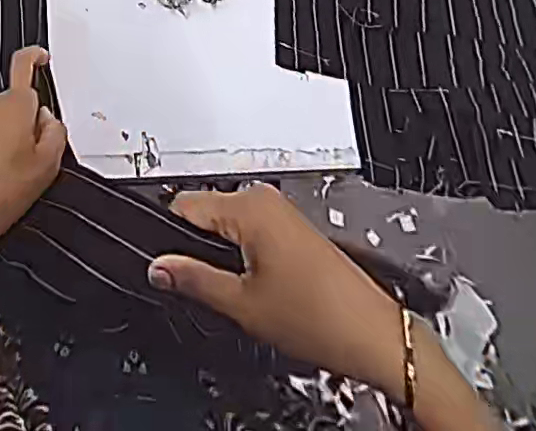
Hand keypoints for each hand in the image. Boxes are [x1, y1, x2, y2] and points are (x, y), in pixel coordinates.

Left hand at [0, 47, 67, 251]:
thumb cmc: (5, 189)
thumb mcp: (50, 162)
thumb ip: (56, 130)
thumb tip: (47, 119)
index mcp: (15, 105)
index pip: (23, 64)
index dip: (34, 56)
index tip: (41, 57)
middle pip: (17, 99)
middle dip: (27, 117)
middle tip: (34, 150)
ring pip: (0, 115)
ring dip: (9, 131)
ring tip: (12, 166)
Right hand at [148, 183, 405, 393]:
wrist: (378, 338)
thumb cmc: (323, 319)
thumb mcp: (242, 305)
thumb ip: (192, 279)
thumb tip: (158, 267)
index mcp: (248, 206)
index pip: (182, 206)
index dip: (173, 241)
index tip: (172, 269)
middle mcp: (263, 198)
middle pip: (203, 212)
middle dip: (199, 247)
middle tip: (216, 288)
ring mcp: (278, 209)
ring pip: (224, 221)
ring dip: (221, 251)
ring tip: (243, 289)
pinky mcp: (288, 223)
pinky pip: (246, 225)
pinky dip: (242, 251)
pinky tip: (259, 283)